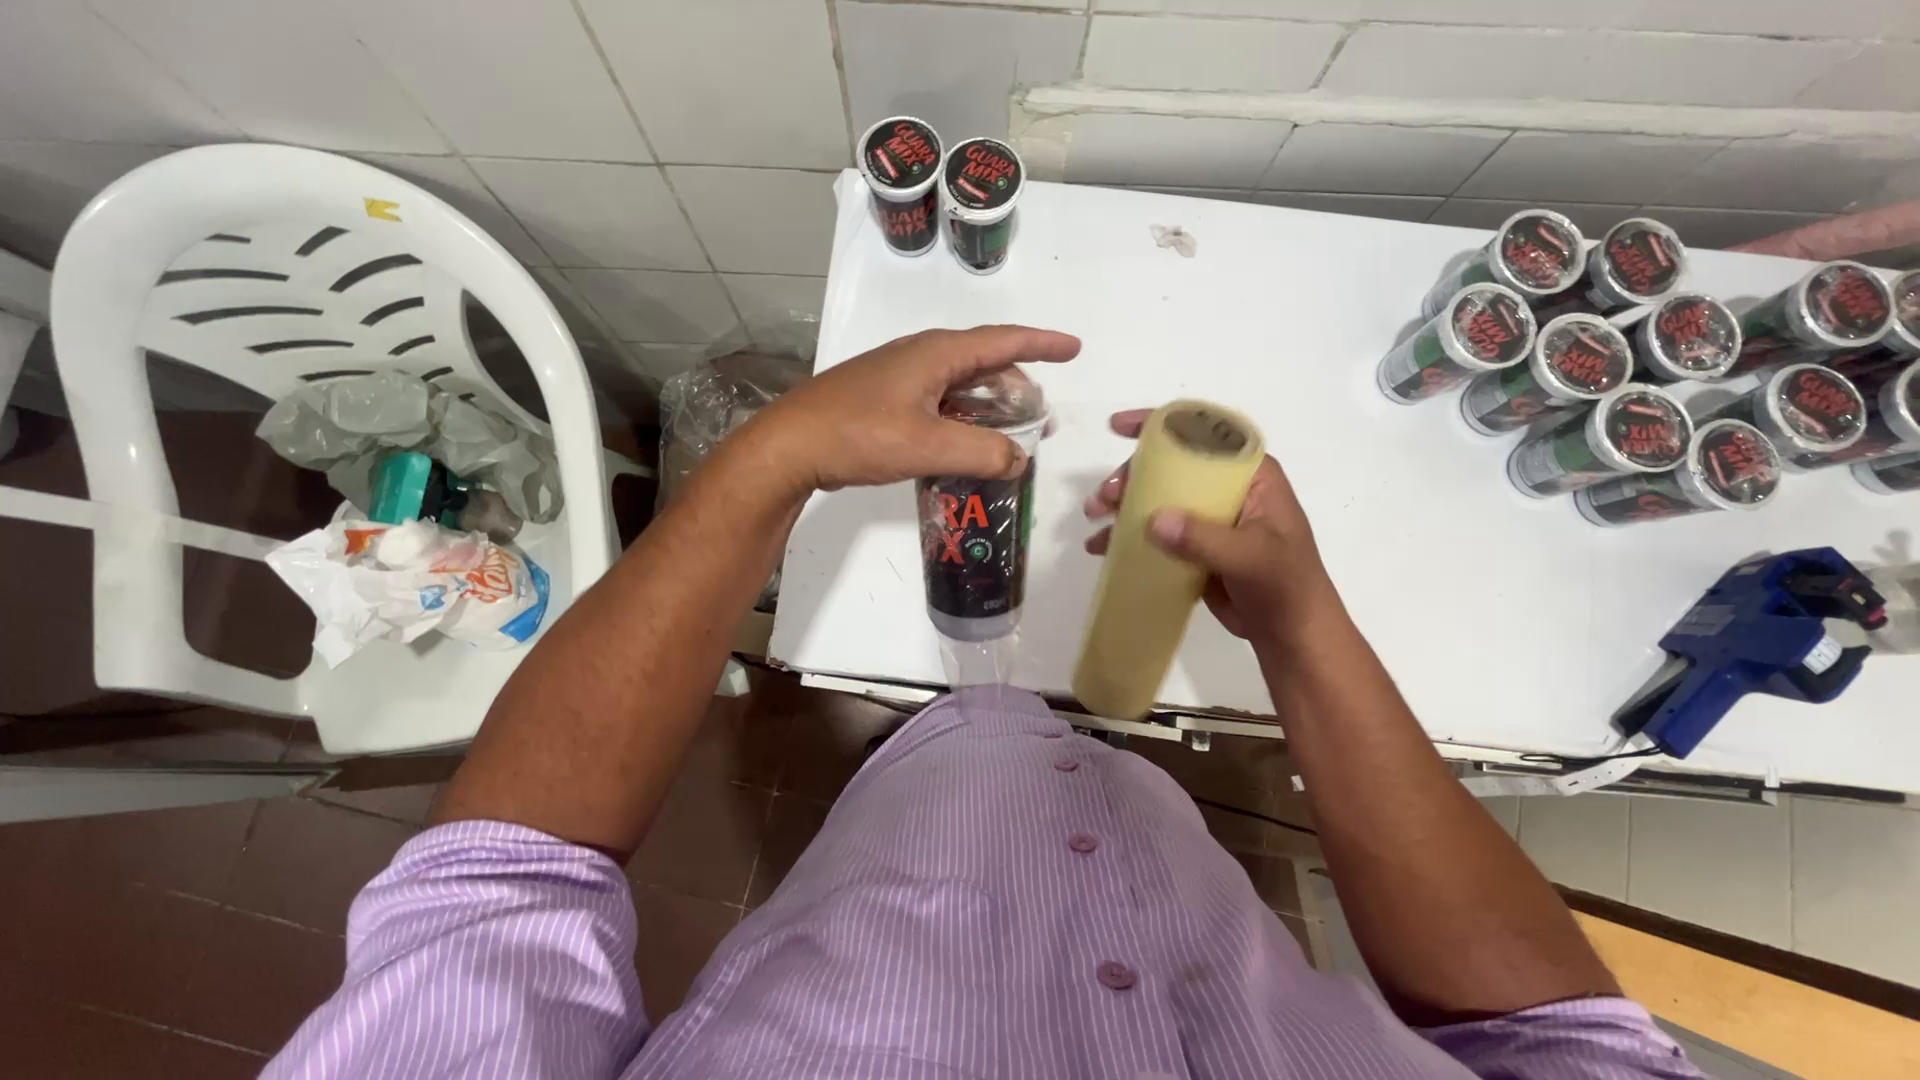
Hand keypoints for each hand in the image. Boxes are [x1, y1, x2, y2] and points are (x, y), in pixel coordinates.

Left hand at [751, 325, 1079, 492]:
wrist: (790, 445)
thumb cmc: (859, 434)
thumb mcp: (929, 445)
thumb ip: (982, 452)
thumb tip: (1019, 459)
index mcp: (936, 353)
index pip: (1003, 340)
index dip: (1042, 344)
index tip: (1074, 348)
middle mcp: (920, 355)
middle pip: (984, 362)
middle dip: (1019, 386)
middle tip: (1040, 418)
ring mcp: (898, 376)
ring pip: (959, 384)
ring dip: (989, 406)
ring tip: (1010, 435)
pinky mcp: (884, 399)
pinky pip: (938, 401)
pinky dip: (961, 418)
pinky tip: (963, 444)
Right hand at [1083, 408, 1341, 649]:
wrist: (1290, 633)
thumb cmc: (1286, 586)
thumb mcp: (1252, 557)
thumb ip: (1205, 538)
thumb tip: (1154, 522)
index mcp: (1250, 475)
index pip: (1204, 434)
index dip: (1160, 424)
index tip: (1118, 427)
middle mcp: (1226, 489)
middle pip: (1170, 467)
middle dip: (1131, 476)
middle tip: (1104, 498)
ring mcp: (1208, 518)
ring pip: (1157, 498)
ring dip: (1122, 505)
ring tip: (1094, 519)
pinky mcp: (1194, 547)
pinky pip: (1155, 533)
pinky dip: (1127, 536)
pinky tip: (1101, 547)